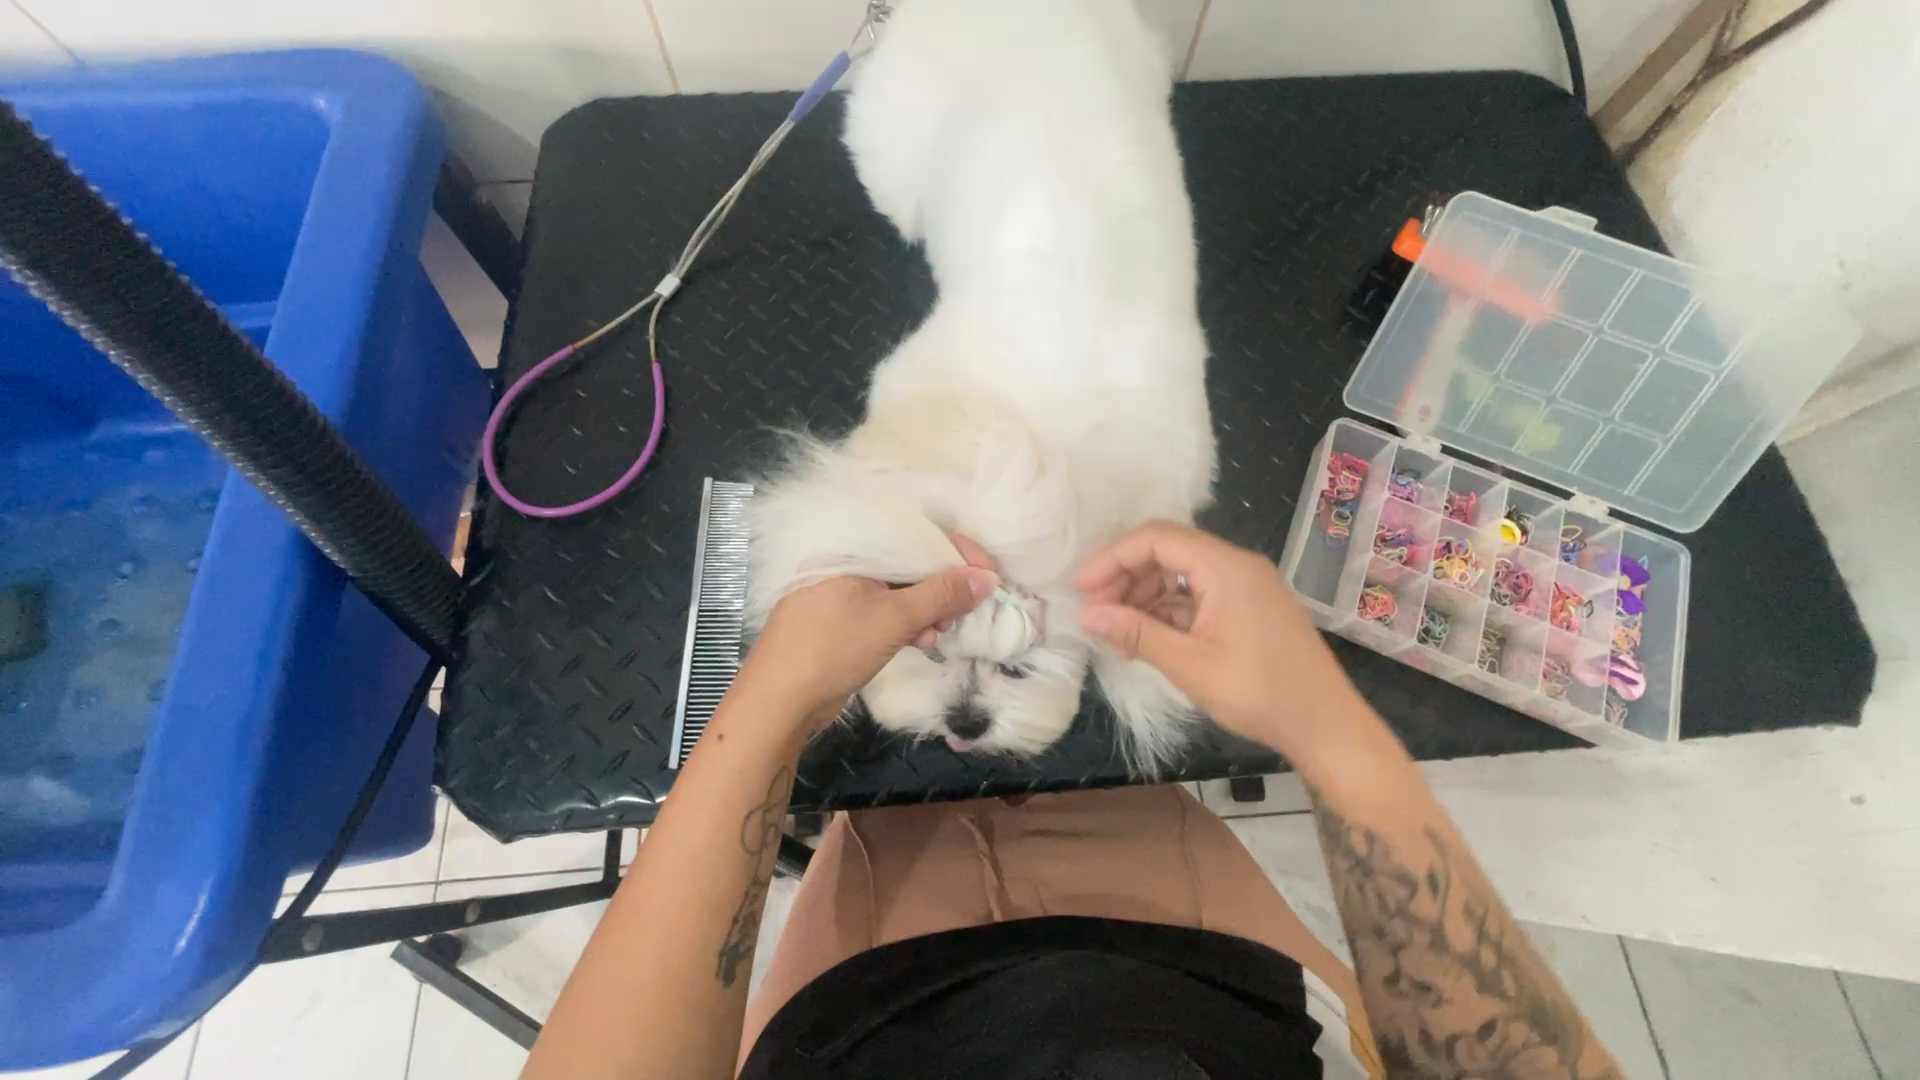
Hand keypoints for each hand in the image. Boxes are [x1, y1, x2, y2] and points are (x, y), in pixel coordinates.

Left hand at [738, 565, 998, 731]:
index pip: (917, 534)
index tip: (990, 577)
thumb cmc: (832, 648)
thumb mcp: (894, 618)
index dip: (957, 554)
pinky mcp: (843, 618)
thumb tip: (987, 579)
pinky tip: (921, 642)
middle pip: (911, 562)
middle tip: (961, 615)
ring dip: (928, 610)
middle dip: (943, 588)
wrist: (778, 702)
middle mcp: (846, 561)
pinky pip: (886, 609)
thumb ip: (943, 594)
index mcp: (850, 545)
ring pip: (901, 589)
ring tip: (937, 635)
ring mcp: (842, 590)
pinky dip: (907, 623)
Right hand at [1074, 521, 1364, 760]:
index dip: (1112, 558)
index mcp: (1225, 568)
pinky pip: (1199, 593)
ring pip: (1181, 572)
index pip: (1156, 538)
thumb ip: (1136, 633)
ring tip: (1119, 631)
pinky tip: (1149, 638)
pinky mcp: (1250, 606)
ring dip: (1145, 595)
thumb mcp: (1189, 665)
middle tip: (1097, 612)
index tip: (1082, 589)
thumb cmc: (1259, 693)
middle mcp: (1237, 565)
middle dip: (1126, 576)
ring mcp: (1246, 585)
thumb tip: (1088, 615)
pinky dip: (1169, 609)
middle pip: (1168, 550)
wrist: (1327, 726)